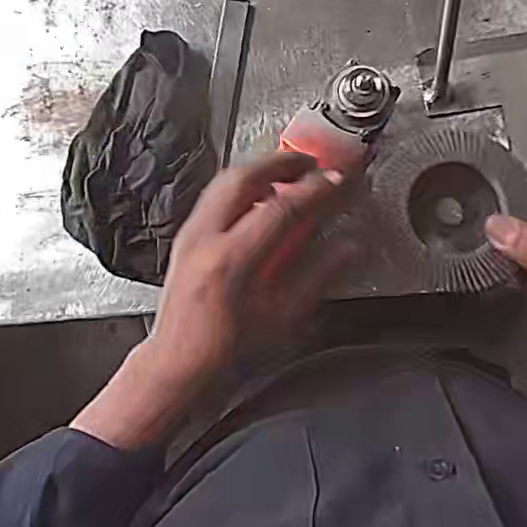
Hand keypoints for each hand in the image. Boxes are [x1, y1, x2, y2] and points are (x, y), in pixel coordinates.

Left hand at [73, 150, 354, 448]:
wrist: (179, 364)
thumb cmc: (224, 352)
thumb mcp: (282, 318)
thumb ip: (317, 277)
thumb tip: (347, 248)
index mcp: (231, 261)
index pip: (281, 209)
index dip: (315, 190)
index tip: (336, 180)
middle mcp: (204, 240)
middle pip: (243, 177)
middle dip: (281, 162)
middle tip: (310, 163)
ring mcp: (189, 237)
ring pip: (224, 182)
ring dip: (259, 170)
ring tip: (288, 173)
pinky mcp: (184, 239)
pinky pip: (214, 197)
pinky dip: (241, 187)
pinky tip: (259, 196)